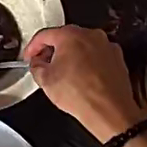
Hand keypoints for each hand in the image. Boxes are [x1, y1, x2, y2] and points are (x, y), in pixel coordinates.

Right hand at [23, 25, 144, 141]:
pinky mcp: (117, 58)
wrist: (109, 111)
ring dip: (71, 57)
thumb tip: (37, 64)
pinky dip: (88, 64)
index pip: (44, 35)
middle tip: (44, 65)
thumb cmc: (82, 95)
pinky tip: (82, 79)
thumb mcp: (45, 81)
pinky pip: (96, 56)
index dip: (33, 47)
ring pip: (82, 46)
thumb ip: (36, 66)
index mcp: (70, 35)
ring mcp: (106, 46)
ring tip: (65, 76)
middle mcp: (91, 36)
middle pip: (64, 38)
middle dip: (52, 51)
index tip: (30, 55)